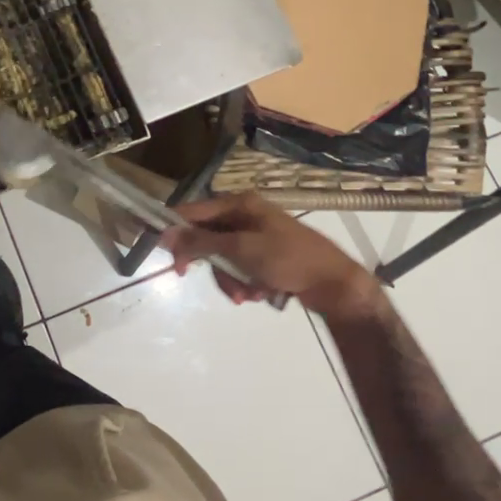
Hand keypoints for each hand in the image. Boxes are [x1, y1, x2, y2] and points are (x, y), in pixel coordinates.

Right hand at [159, 195, 381, 319]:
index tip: (167, 256)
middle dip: (212, 265)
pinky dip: (246, 283)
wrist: (335, 284)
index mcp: (239, 204)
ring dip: (231, 280)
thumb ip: (201, 241)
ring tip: (248, 296)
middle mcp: (246, 215)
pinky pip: (242, 268)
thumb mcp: (240, 249)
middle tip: (204, 281)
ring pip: (225, 258)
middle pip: (208, 238)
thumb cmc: (288, 259)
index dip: (177, 232)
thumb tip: (164, 232)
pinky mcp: (267, 256)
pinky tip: (261, 294)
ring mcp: (257, 236)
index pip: (194, 212)